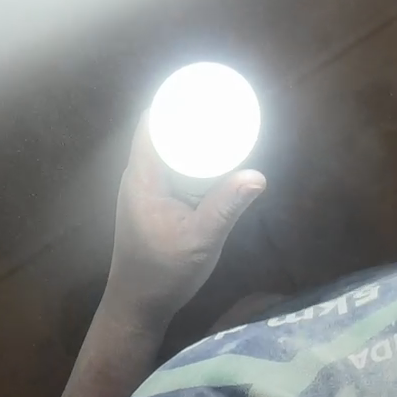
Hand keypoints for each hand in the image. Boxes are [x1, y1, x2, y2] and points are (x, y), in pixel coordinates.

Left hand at [103, 114, 266, 325]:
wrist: (138, 308)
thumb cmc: (164, 273)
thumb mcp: (200, 240)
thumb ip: (226, 207)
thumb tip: (258, 175)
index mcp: (142, 178)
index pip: (149, 124)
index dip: (170, 101)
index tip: (198, 88)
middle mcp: (138, 177)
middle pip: (157, 130)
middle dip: (184, 112)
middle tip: (217, 101)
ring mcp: (143, 189)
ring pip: (162, 147)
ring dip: (184, 132)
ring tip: (216, 118)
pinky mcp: (152, 201)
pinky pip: (167, 163)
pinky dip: (185, 151)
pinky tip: (208, 153)